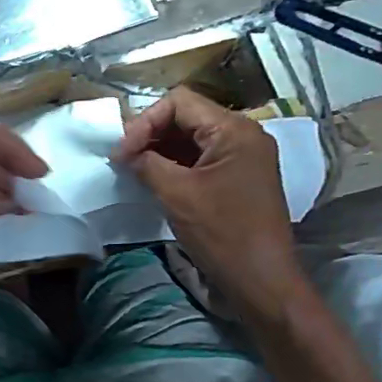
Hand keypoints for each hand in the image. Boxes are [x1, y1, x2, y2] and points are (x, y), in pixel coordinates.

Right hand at [111, 86, 306, 319]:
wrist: (260, 279)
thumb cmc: (221, 232)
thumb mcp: (176, 193)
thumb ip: (147, 162)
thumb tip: (126, 153)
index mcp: (234, 130)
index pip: (179, 102)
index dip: (144, 121)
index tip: (121, 152)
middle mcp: (242, 135)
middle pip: (185, 116)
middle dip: (149, 133)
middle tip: (122, 159)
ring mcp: (242, 156)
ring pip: (190, 136)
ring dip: (158, 148)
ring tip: (132, 168)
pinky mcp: (237, 176)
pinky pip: (199, 156)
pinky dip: (172, 162)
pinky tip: (151, 178)